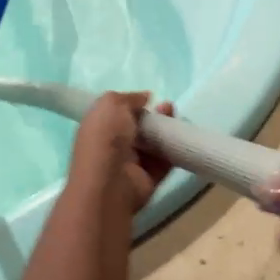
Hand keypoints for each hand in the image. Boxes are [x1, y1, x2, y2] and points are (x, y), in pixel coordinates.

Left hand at [70, 91, 174, 212]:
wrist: (110, 182)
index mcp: (99, 128)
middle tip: (166, 107)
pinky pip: (163, 162)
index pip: (117, 114)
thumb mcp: (111, 104)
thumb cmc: (105, 138)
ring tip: (174, 117)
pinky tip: (181, 136)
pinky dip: (172, 150)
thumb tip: (145, 97)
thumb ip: (130, 98)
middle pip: (138, 128)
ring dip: (164, 130)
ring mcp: (130, 165)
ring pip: (152, 144)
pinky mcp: (147, 180)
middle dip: (153, 116)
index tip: (149, 99)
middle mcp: (113, 146)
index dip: (133, 105)